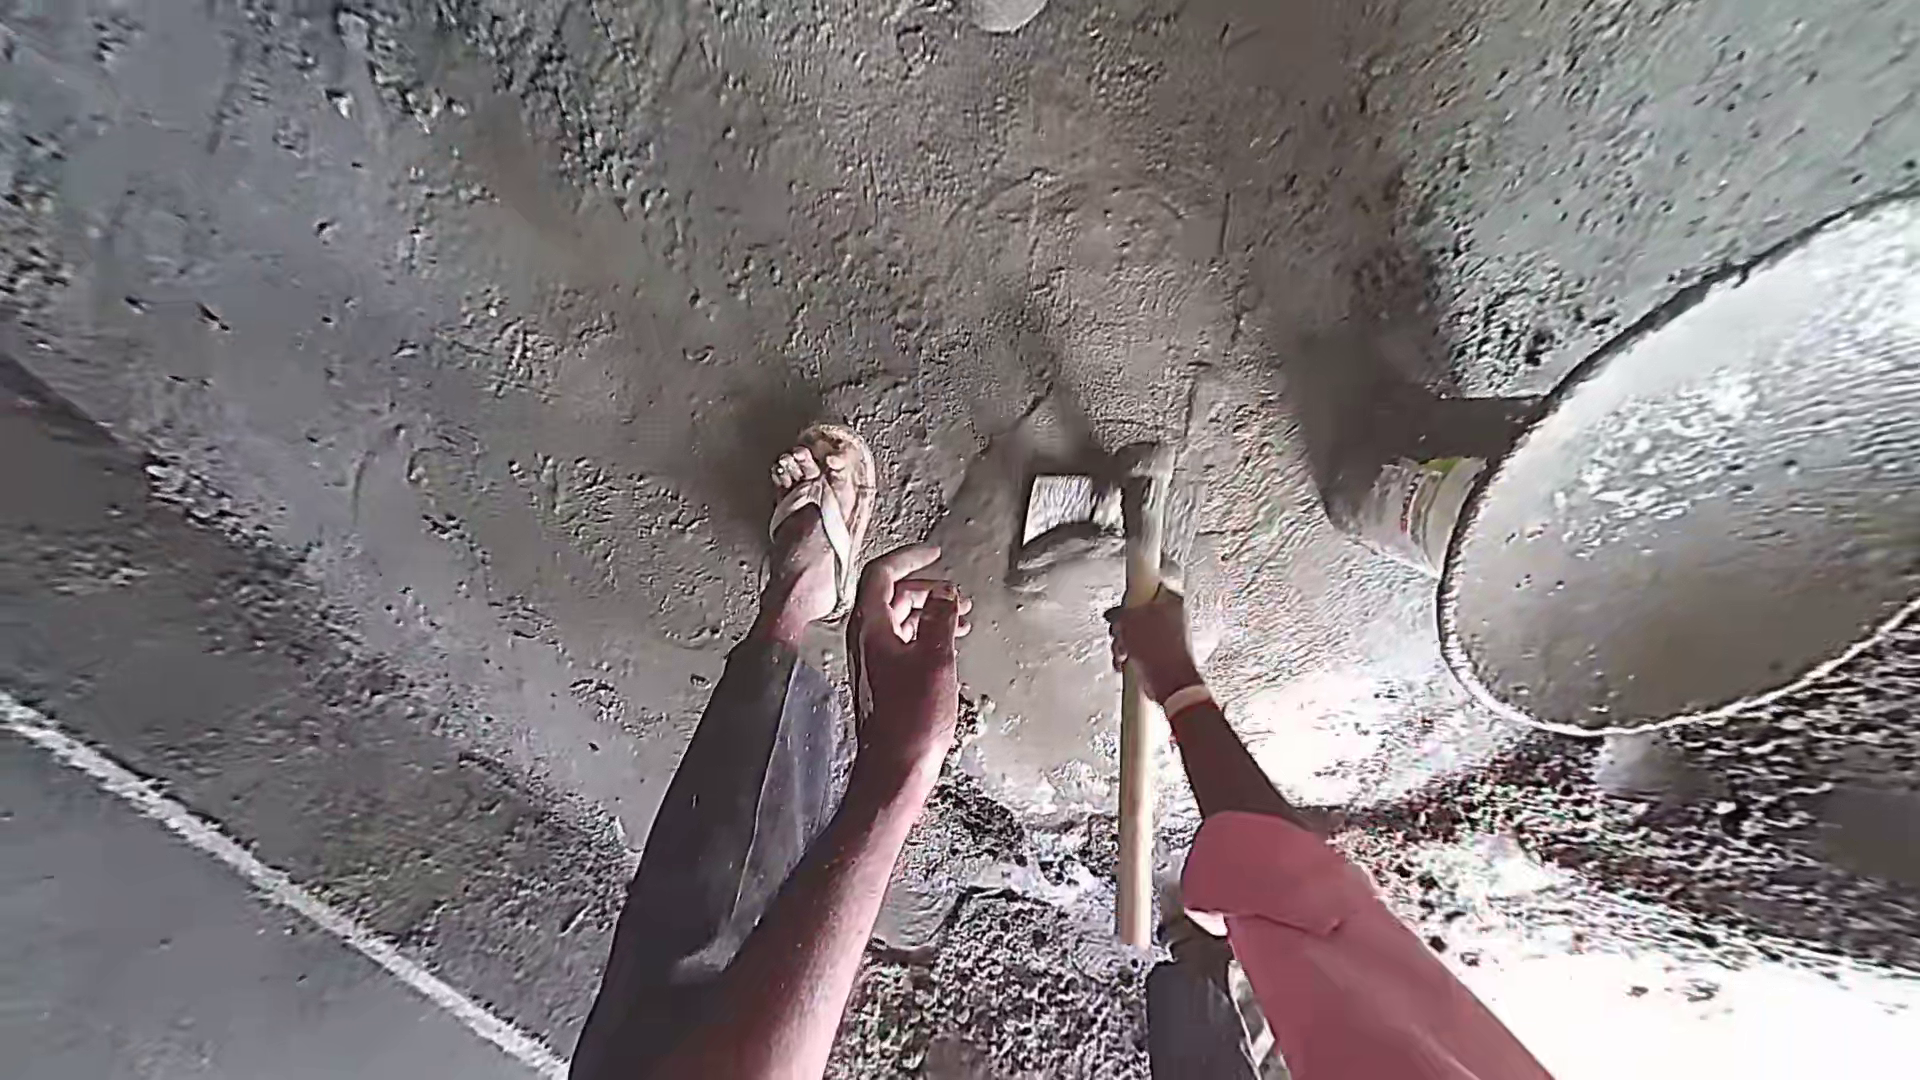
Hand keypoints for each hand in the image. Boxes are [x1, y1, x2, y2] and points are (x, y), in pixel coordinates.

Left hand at [849, 544, 971, 789]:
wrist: (895, 766)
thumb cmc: (912, 719)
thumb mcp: (936, 659)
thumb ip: (941, 618)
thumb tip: (947, 593)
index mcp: (871, 627)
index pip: (882, 574)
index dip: (909, 558)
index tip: (934, 553)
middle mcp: (865, 638)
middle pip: (892, 594)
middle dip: (927, 588)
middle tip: (957, 594)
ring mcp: (872, 657)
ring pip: (899, 617)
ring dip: (930, 610)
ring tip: (961, 616)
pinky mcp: (882, 674)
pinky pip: (902, 638)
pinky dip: (925, 630)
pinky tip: (948, 640)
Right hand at [1106, 584, 1201, 704]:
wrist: (1170, 683)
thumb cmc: (1158, 651)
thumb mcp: (1130, 621)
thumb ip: (1121, 612)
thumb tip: (1116, 609)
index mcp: (1171, 602)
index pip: (1145, 589)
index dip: (1129, 598)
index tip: (1121, 605)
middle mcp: (1172, 617)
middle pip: (1136, 612)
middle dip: (1123, 625)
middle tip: (1120, 631)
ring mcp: (1167, 635)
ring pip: (1135, 631)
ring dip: (1123, 642)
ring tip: (1123, 651)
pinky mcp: (1161, 652)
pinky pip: (1139, 646)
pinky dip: (1129, 653)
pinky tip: (1125, 660)